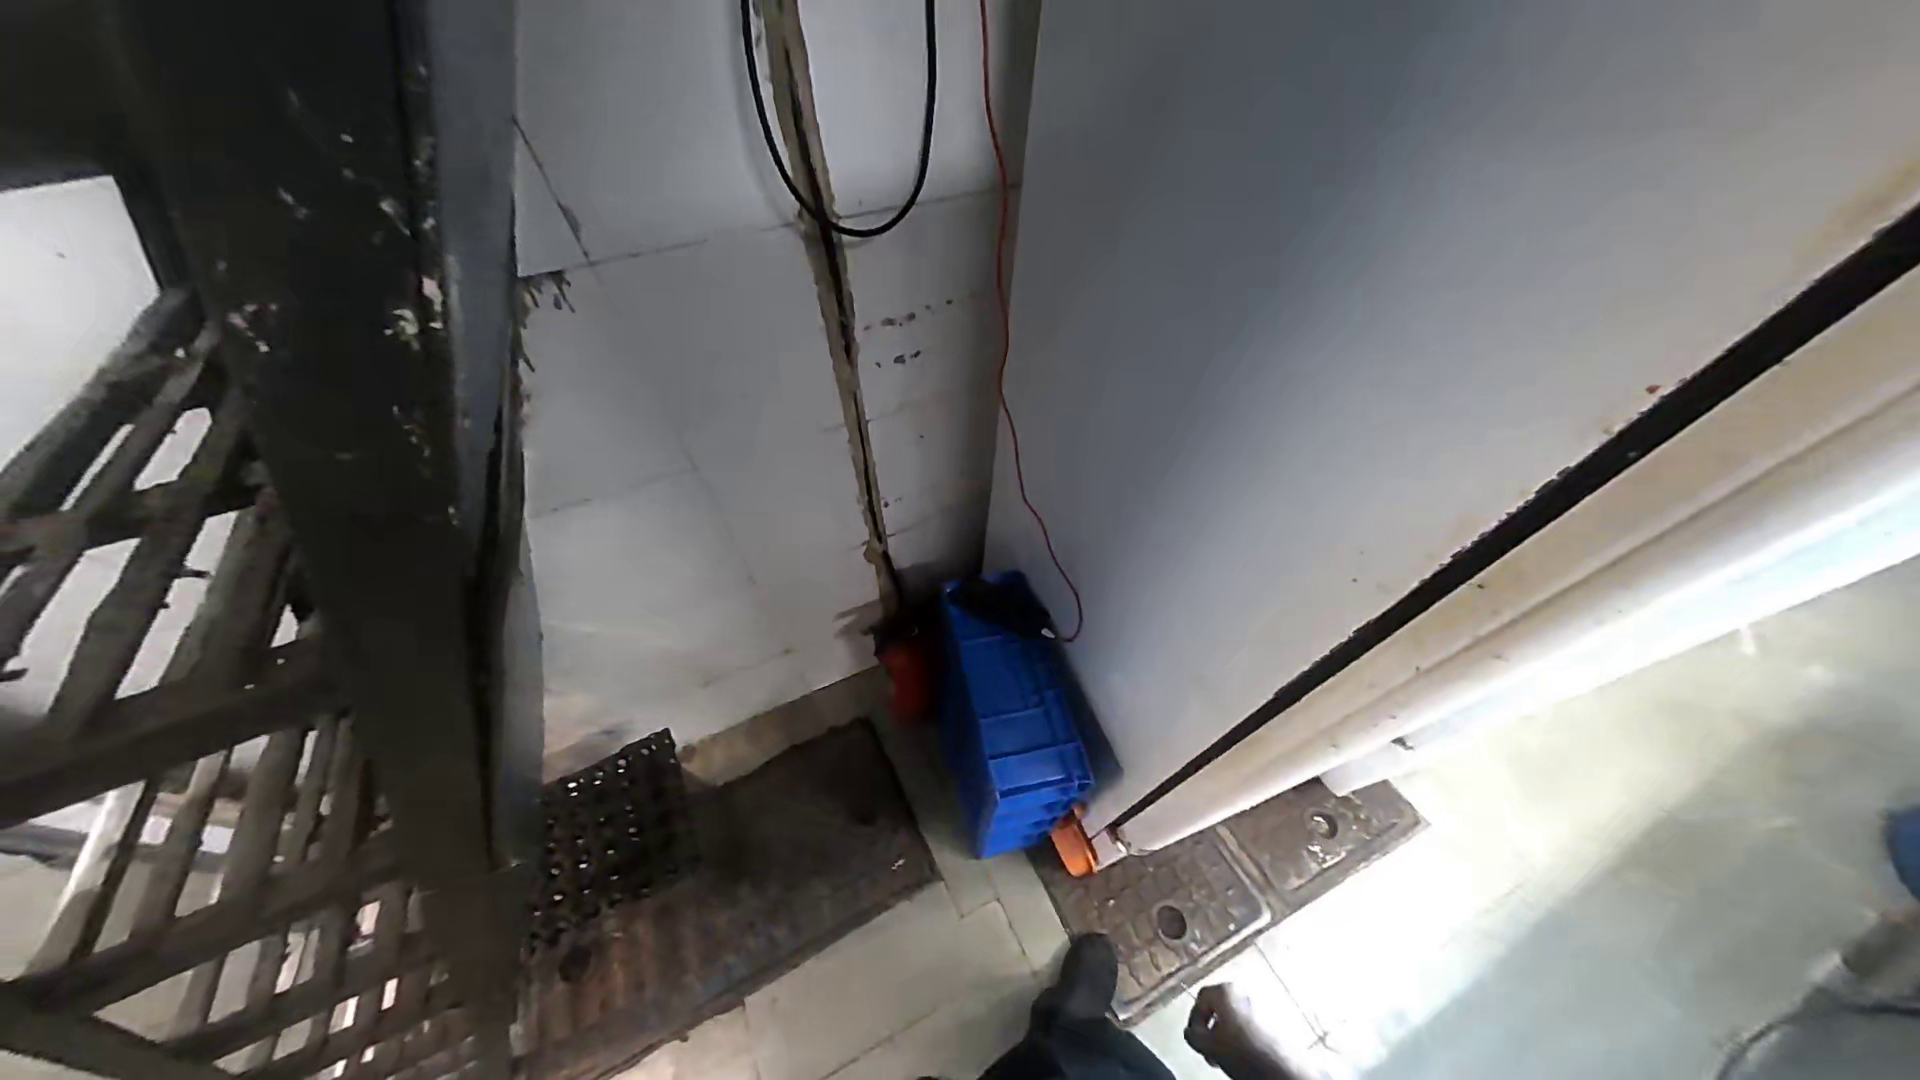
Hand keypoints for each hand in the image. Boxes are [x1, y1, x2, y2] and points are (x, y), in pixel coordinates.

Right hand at [1185, 984, 1300, 1079]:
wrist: (1283, 1071)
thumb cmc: (1244, 1052)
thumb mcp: (1209, 1045)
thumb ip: (1193, 1035)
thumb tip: (1190, 1032)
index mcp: (1224, 990)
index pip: (1199, 999)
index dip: (1194, 1021)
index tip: (1195, 1040)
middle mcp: (1240, 991)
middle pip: (1216, 1009)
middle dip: (1209, 1031)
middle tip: (1209, 1051)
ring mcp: (1257, 1005)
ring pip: (1231, 1019)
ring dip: (1223, 1036)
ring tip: (1224, 1057)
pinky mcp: (1270, 1021)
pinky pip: (1245, 1025)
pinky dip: (1239, 1038)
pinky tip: (1240, 1057)